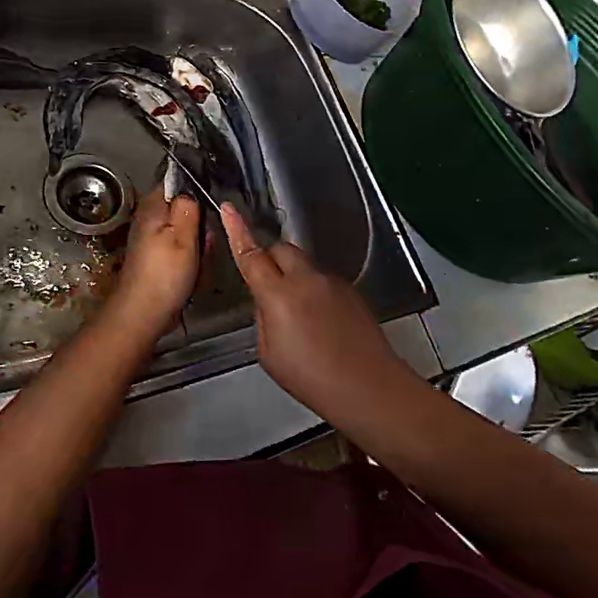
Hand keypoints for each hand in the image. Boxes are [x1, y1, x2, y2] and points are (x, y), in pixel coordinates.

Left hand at [103, 190, 200, 338]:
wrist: (143, 314)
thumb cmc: (163, 274)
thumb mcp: (183, 235)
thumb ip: (188, 206)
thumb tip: (189, 188)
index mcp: (152, 207)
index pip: (177, 183)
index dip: (196, 193)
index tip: (206, 213)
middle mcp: (150, 220)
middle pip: (186, 211)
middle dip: (200, 228)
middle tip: (203, 245)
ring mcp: (154, 241)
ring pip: (189, 235)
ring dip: (199, 249)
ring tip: (198, 264)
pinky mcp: (159, 260)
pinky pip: (184, 253)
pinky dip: (191, 263)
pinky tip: (192, 276)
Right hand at [218, 203, 406, 411]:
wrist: (369, 387)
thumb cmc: (313, 379)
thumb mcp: (269, 354)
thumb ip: (262, 318)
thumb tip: (267, 302)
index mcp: (279, 296)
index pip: (251, 255)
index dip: (236, 230)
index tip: (229, 210)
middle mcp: (306, 280)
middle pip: (281, 250)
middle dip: (270, 261)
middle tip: (267, 289)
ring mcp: (332, 282)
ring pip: (303, 265)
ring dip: (293, 279)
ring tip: (299, 319)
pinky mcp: (350, 290)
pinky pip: (323, 280)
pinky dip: (314, 292)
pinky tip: (321, 324)